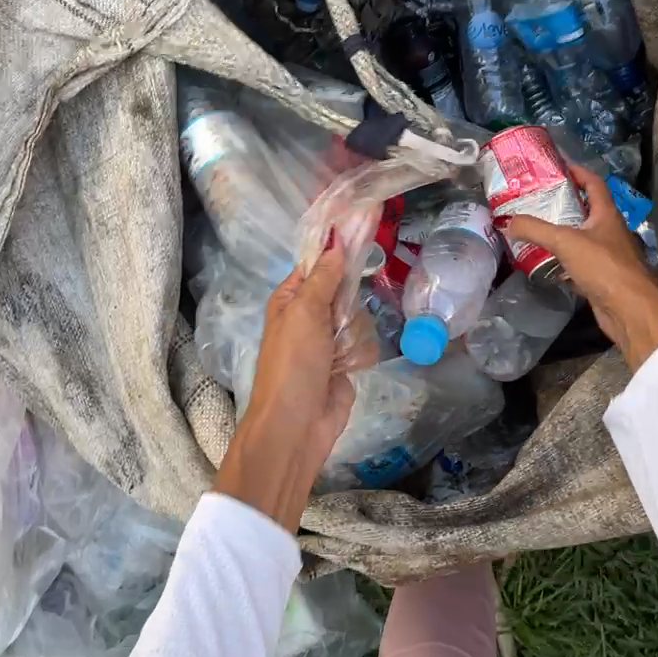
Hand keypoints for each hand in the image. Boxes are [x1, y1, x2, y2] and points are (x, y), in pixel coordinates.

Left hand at [214, 245, 355, 531]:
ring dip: (353, 334)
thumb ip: (324, 276)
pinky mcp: (347, 363)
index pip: (319, 263)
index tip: (364, 231)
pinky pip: (366, 343)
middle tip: (338, 319)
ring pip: (360, 317)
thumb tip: (335, 240)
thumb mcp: (305, 312)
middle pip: (345, 289)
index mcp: (291, 298)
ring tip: (336, 355)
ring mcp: (329, 340)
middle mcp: (310, 315)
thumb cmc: (293, 363)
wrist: (296, 425)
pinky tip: (346, 369)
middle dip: (348, 303)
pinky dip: (359, 355)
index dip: (338, 250)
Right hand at [505, 164, 657, 370]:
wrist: (630, 311)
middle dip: (562, 205)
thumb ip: (535, 229)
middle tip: (534, 201)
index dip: (577, 172)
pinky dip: (562, 262)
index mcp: (606, 214)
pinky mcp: (602, 279)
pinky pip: (578, 264)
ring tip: (533, 230)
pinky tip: (543, 264)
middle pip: (585, 211)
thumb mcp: (565, 242)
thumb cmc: (604, 267)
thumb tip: (507, 221)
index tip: (556, 167)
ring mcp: (607, 256)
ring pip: (580, 239)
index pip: (594, 183)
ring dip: (560, 235)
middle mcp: (609, 232)